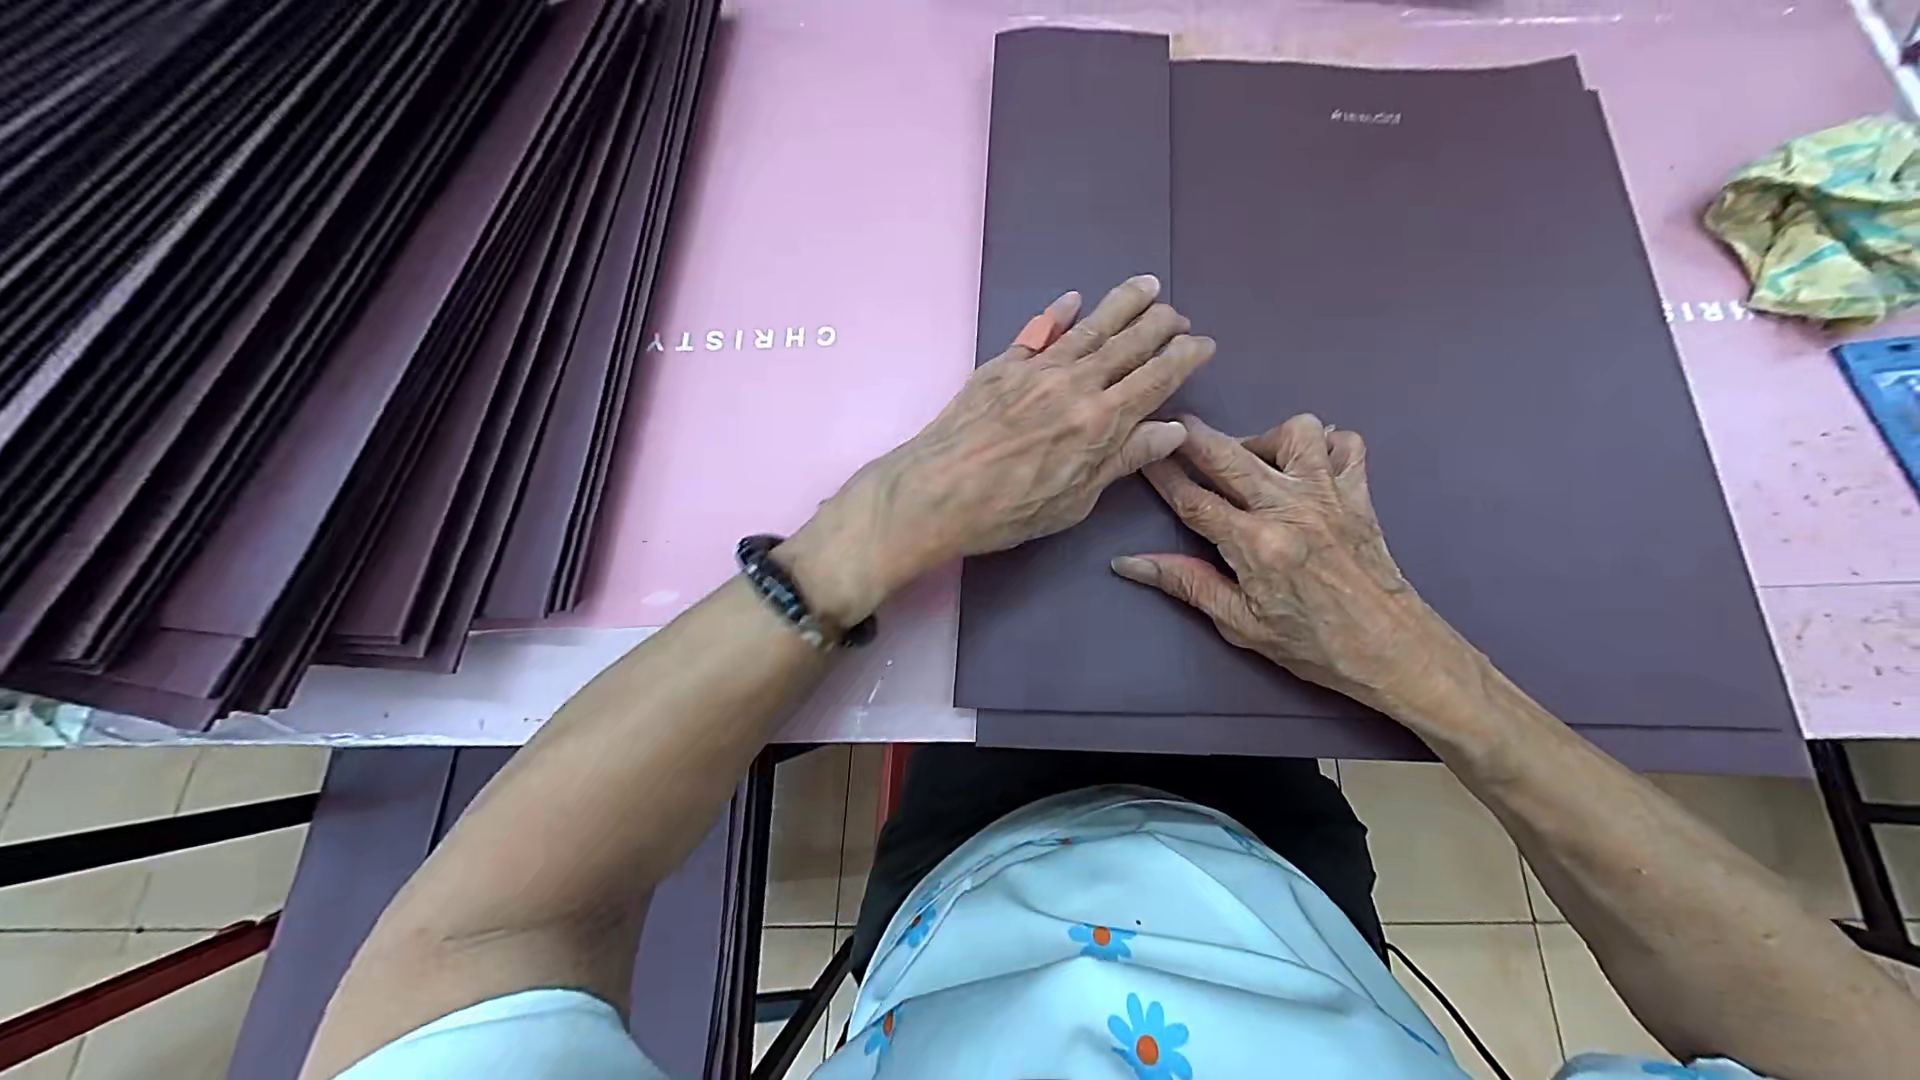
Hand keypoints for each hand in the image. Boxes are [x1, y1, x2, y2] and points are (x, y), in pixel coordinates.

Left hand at [781, 275, 1214, 627]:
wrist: (936, 491)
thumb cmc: (1009, 510)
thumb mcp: (1076, 500)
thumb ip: (1122, 459)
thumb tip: (1172, 429)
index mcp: (1102, 421)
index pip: (1156, 378)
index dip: (1184, 357)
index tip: (1203, 343)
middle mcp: (1076, 383)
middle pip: (1129, 343)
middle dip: (1160, 324)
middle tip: (1178, 314)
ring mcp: (1037, 368)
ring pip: (1091, 326)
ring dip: (1123, 303)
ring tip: (1147, 285)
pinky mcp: (1003, 364)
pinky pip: (1039, 331)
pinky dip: (1060, 313)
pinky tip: (1074, 299)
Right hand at [1113, 413, 1480, 717]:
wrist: (1397, 651)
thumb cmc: (1314, 645)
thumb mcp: (1239, 623)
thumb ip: (1186, 583)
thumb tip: (1129, 564)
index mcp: (1256, 545)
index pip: (1194, 499)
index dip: (1161, 474)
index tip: (1139, 452)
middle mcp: (1291, 509)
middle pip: (1230, 454)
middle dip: (1193, 434)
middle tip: (1171, 425)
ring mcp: (1329, 496)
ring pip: (1294, 432)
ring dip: (1262, 437)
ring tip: (1249, 459)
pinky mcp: (1359, 495)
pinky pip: (1346, 444)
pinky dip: (1323, 443)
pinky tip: (1304, 464)